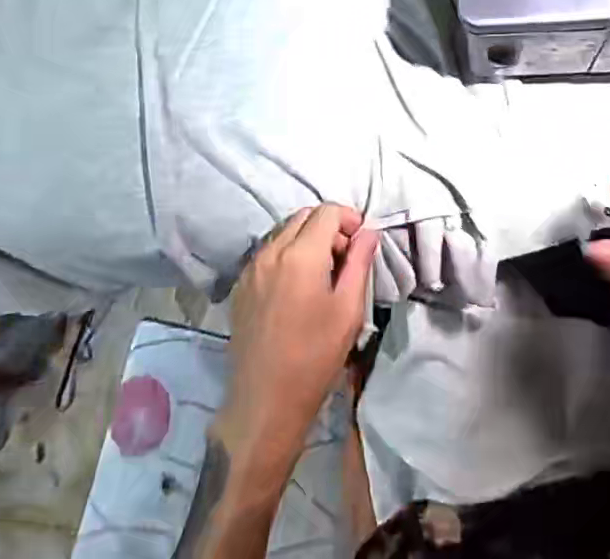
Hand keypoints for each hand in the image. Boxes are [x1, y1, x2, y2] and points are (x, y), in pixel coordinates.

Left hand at [214, 204, 378, 470]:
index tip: (361, 241)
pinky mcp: (241, 284)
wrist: (265, 399)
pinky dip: (287, 255)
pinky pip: (268, 253)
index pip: (327, 211)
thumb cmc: (315, 357)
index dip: (349, 218)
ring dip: (307, 240)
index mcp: (300, 254)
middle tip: (346, 259)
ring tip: (323, 275)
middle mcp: (271, 251)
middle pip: (303, 216)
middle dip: (329, 227)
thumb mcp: (348, 310)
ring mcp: (251, 267)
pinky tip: (297, 288)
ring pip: (284, 232)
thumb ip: (359, 263)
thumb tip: (368, 232)